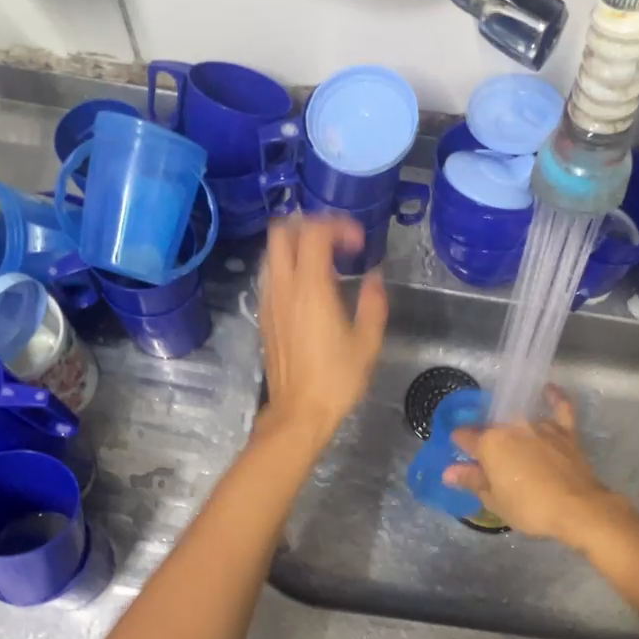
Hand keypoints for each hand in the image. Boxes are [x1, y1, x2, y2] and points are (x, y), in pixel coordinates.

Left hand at [256, 214, 388, 446]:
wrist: (299, 412)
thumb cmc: (336, 380)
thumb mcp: (367, 343)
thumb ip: (373, 304)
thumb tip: (374, 279)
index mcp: (311, 288)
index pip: (315, 232)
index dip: (338, 226)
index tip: (358, 242)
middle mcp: (284, 287)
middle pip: (281, 232)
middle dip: (309, 225)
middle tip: (335, 240)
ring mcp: (269, 301)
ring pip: (272, 252)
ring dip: (296, 245)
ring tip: (324, 261)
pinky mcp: (264, 316)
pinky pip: (271, 276)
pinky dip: (288, 267)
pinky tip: (309, 288)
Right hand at [443, 386, 631, 547]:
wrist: (576, 508)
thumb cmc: (529, 508)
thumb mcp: (494, 500)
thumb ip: (472, 480)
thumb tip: (449, 472)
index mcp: (490, 442)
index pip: (464, 436)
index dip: (459, 446)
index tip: (460, 457)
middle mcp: (512, 426)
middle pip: (492, 428)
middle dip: (487, 441)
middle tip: (491, 463)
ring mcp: (541, 426)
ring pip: (519, 421)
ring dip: (512, 430)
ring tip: (513, 446)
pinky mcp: (565, 431)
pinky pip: (559, 407)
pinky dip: (553, 397)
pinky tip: (548, 390)